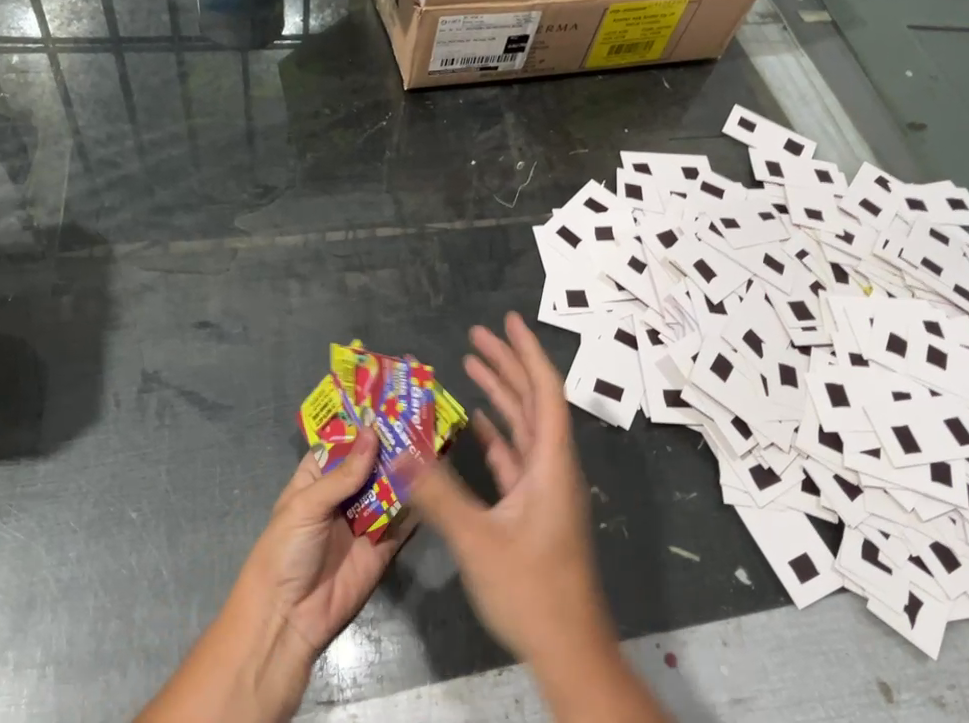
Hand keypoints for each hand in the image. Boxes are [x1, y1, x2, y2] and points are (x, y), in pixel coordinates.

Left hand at [242, 427, 414, 660]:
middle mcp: (342, 495)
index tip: (386, 399)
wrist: (289, 618)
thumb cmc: (284, 552)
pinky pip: (403, 520)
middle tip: (420, 415)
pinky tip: (437, 481)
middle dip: (391, 444)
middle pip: (370, 464)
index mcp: (315, 480)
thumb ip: (343, 475)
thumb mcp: (306, 506)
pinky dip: (418, 503)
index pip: (340, 444)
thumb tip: (372, 434)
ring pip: (390, 487)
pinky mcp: (384, 546)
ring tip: (434, 439)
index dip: (360, 425)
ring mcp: (364, 520)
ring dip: (408, 468)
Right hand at [402, 313, 615, 666]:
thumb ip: (438, 492)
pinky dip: (496, 435)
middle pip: (534, 402)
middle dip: (507, 365)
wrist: (567, 646)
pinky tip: (473, 423)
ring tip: (472, 364)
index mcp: (551, 464)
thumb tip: (401, 447)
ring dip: (501, 395)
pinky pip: (516, 457)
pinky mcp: (534, 509)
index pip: (544, 392)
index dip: (526, 353)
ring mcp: (545, 489)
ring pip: (525, 428)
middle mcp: (553, 468)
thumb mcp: (478, 539)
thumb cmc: (530, 589)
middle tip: (477, 335)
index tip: (507, 321)